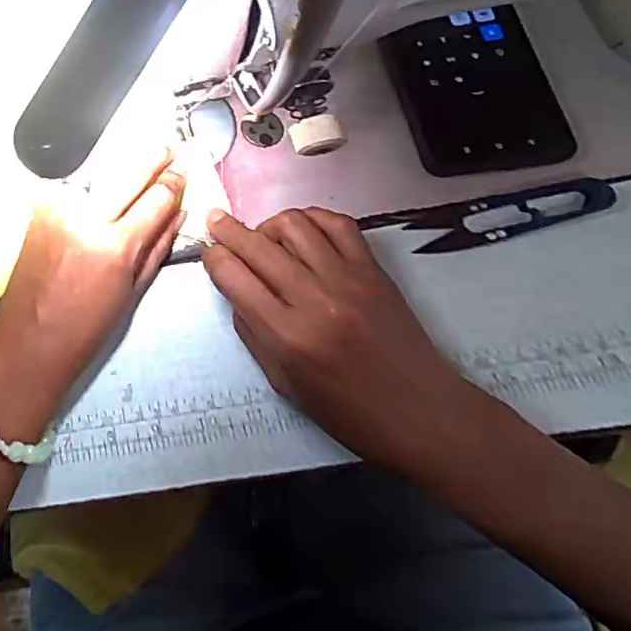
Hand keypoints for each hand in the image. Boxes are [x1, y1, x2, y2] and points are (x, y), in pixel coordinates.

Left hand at [0, 147, 184, 437]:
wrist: (28, 340)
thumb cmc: (85, 327)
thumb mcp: (134, 289)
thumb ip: (159, 243)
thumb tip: (179, 211)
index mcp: (115, 246)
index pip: (156, 197)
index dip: (174, 182)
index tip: (182, 172)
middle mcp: (86, 219)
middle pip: (130, 172)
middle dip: (154, 159)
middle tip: (168, 151)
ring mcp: (58, 210)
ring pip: (102, 172)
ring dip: (124, 166)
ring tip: (141, 164)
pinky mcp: (40, 210)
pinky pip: (75, 184)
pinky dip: (94, 181)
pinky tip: (106, 184)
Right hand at [201, 207, 491, 472]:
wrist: (422, 412)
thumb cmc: (348, 411)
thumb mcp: (284, 383)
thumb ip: (253, 333)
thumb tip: (235, 290)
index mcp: (288, 337)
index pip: (234, 277)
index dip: (213, 258)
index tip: (209, 252)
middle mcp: (314, 300)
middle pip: (258, 246)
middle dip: (228, 230)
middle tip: (216, 222)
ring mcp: (348, 279)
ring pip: (295, 224)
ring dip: (269, 224)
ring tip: (265, 236)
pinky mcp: (374, 270)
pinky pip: (338, 224)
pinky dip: (313, 218)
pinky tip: (303, 230)